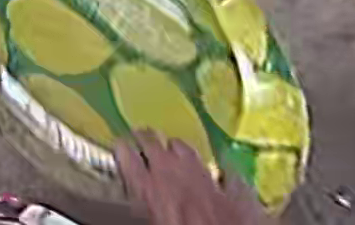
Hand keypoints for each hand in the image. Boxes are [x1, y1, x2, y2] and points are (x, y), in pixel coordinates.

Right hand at [114, 134, 267, 224]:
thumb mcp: (153, 222)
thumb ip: (144, 206)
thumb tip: (137, 202)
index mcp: (149, 188)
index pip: (125, 152)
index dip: (121, 148)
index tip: (120, 149)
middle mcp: (172, 174)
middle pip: (150, 139)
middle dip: (144, 137)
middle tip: (141, 141)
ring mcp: (205, 177)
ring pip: (183, 146)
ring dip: (176, 148)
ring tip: (174, 151)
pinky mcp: (235, 190)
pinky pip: (225, 170)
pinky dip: (221, 170)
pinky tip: (221, 171)